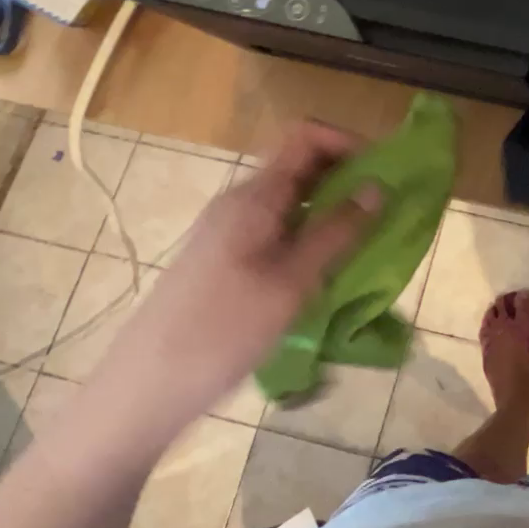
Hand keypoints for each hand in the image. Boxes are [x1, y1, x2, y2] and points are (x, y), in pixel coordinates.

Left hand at [84, 122, 376, 442]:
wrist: (143, 391)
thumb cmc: (222, 330)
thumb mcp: (293, 282)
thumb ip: (337, 231)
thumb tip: (378, 186)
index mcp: (255, 195)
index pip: (306, 136)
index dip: (349, 142)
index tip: (384, 172)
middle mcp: (241, 202)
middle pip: (302, 165)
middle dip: (349, 178)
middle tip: (386, 210)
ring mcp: (229, 230)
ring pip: (292, 200)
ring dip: (333, 210)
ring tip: (365, 242)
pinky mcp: (225, 259)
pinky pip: (278, 228)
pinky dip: (311, 234)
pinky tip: (326, 270)